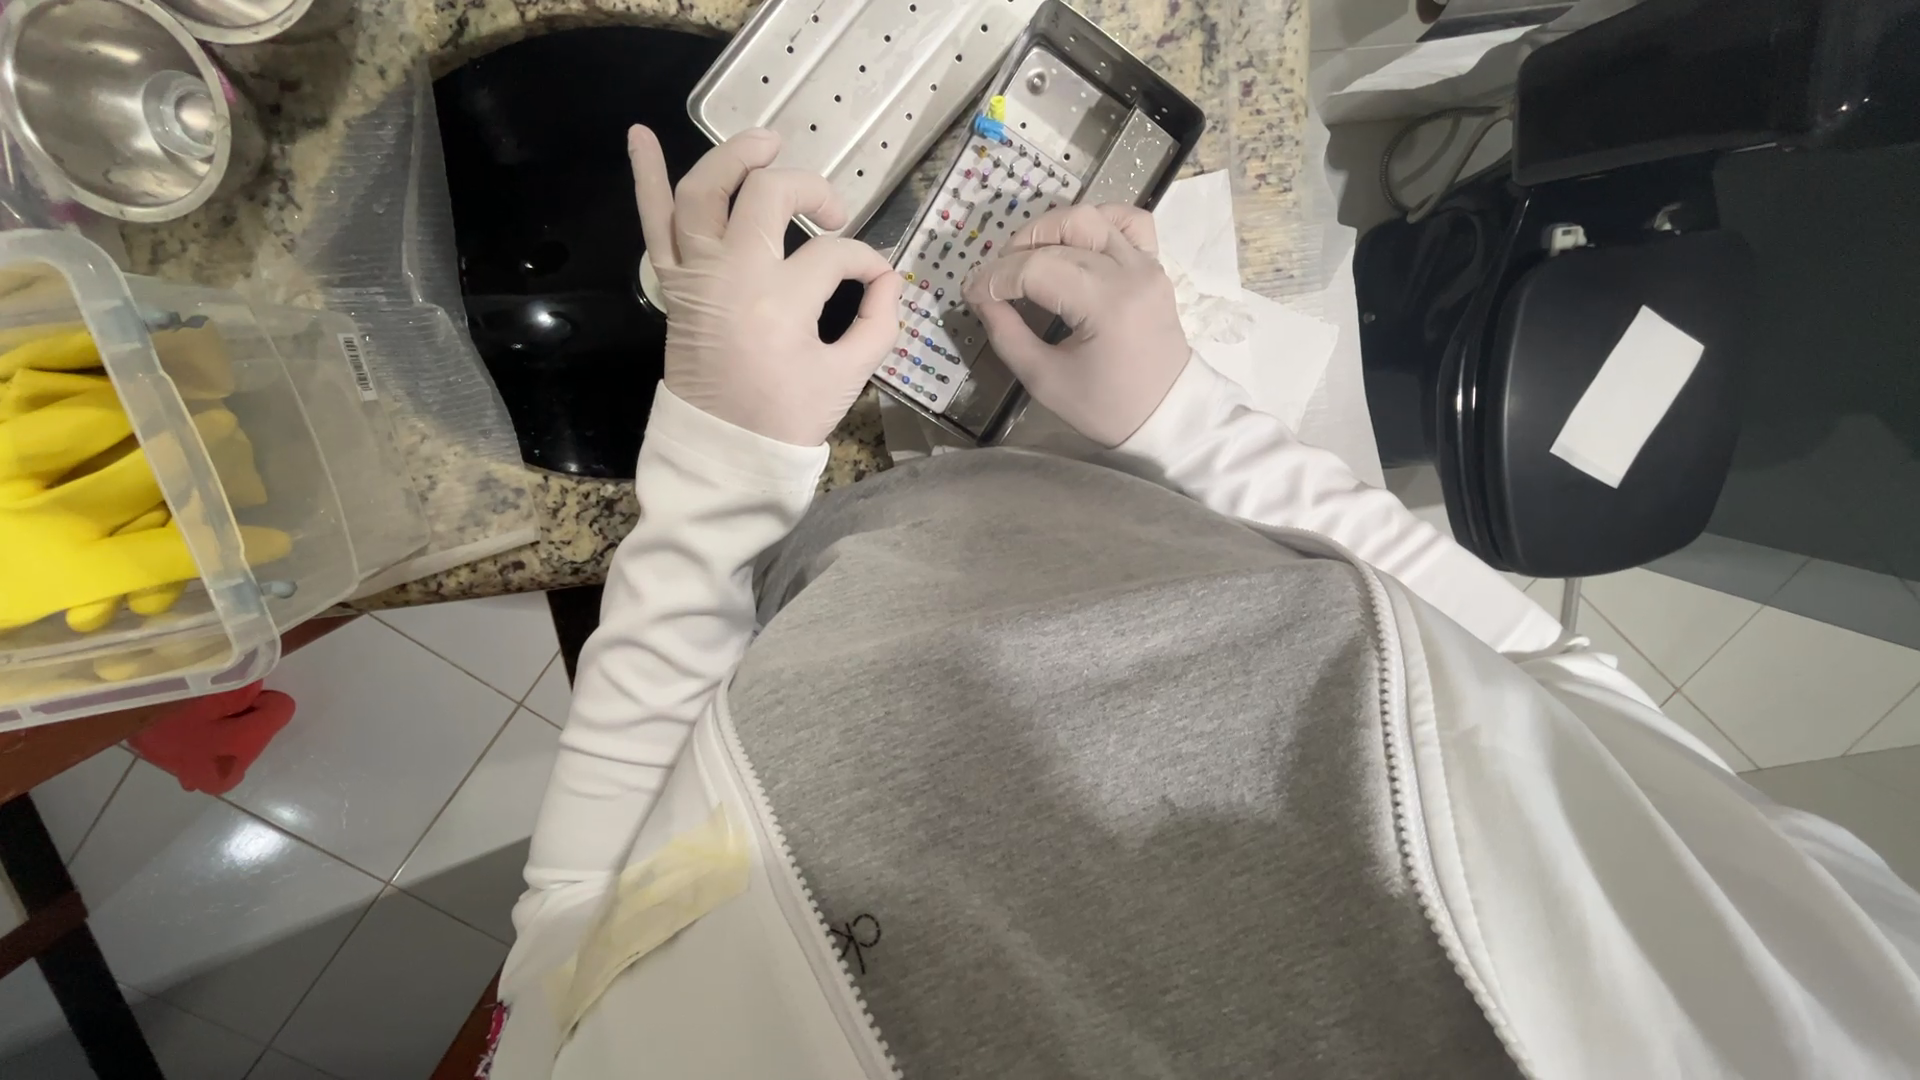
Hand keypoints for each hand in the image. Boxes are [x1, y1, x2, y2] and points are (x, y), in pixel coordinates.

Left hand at [628, 126, 903, 446]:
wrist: (726, 449)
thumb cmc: (787, 418)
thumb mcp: (848, 377)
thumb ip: (878, 325)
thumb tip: (887, 279)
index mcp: (782, 302)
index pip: (834, 254)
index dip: (866, 259)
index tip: (877, 278)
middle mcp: (733, 274)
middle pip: (768, 194)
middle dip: (811, 188)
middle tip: (832, 210)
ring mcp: (697, 275)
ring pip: (703, 191)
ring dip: (734, 156)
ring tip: (767, 142)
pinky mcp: (674, 285)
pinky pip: (653, 223)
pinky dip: (646, 178)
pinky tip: (641, 136)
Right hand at [962, 204, 1191, 446]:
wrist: (1165, 414)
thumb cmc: (1105, 407)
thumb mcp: (1045, 381)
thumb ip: (1007, 334)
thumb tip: (981, 297)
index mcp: (1105, 304)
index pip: (1037, 269)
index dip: (996, 278)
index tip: (971, 294)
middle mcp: (1129, 272)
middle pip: (1060, 237)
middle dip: (1014, 254)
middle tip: (994, 281)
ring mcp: (1146, 264)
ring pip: (1090, 218)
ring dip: (1049, 229)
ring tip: (1026, 257)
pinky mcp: (1154, 265)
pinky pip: (1128, 222)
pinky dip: (1096, 221)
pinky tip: (1074, 242)